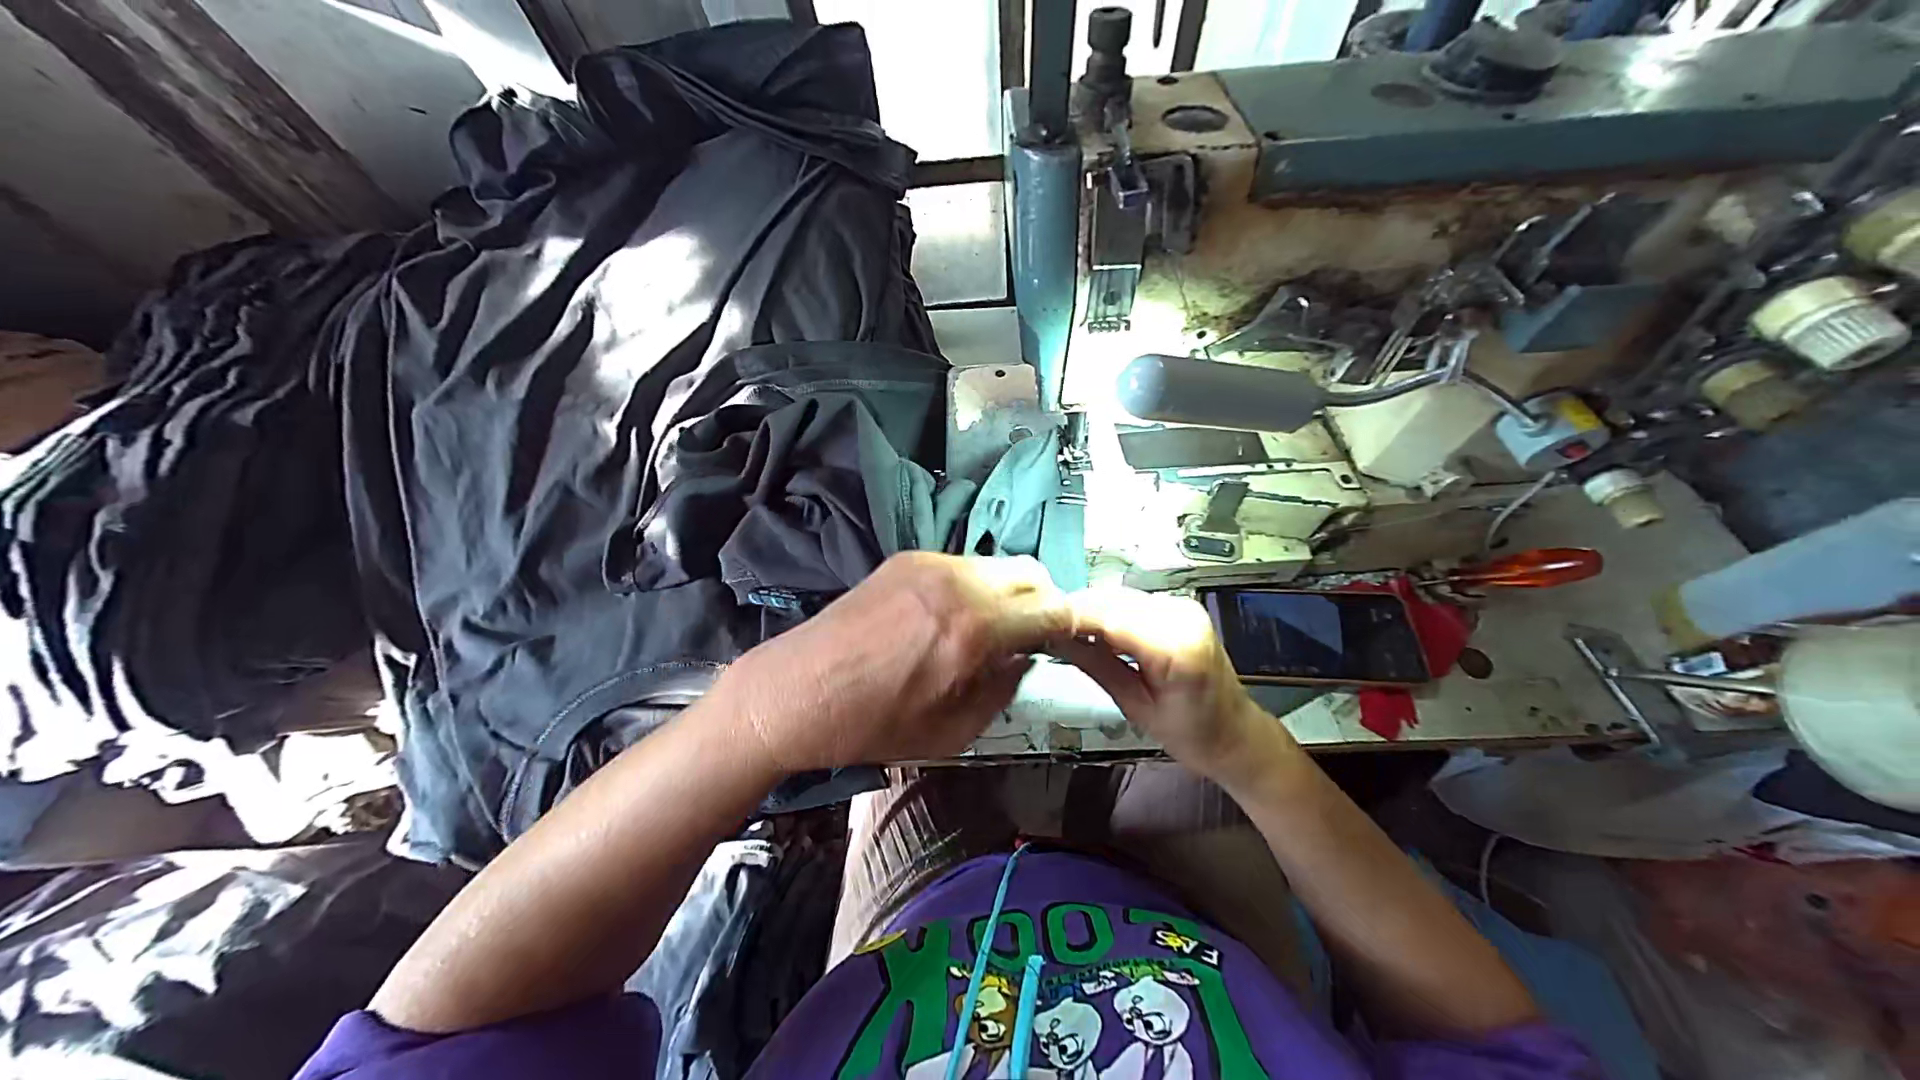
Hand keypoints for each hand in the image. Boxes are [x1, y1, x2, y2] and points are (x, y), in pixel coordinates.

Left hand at [716, 553, 1072, 773]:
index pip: (1053, 608)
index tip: (1069, 646)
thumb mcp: (951, 730)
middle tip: (1032, 639)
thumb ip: (1002, 688)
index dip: (1070, 627)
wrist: (792, 692)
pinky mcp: (904, 559)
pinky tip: (951, 619)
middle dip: (1044, 603)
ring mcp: (927, 563)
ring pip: (996, 564)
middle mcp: (957, 581)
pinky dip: (974, 587)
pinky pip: (961, 565)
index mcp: (974, 627)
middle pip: (1031, 572)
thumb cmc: (870, 725)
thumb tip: (1025, 657)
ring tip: (989, 631)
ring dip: (1008, 592)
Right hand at [1056, 587, 1299, 788]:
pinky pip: (1130, 602)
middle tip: (1040, 630)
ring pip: (1116, 597)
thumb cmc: (1194, 734)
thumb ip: (1094, 664)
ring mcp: (1183, 607)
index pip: (1107, 617)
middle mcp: (1183, 616)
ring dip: (1086, 611)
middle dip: (1072, 613)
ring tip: (1059, 633)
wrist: (1235, 734)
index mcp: (1177, 646)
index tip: (1035, 626)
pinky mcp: (1178, 607)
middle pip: (1110, 600)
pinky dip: (1105, 613)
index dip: (1067, 618)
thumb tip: (1054, 639)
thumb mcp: (1135, 706)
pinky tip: (1088, 631)